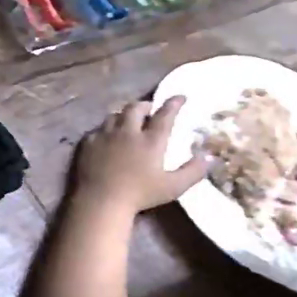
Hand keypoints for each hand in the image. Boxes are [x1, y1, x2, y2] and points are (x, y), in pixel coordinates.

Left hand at [71, 94, 206, 213]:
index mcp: (150, 140)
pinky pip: (98, 129)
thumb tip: (208, 157)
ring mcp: (105, 135)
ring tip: (128, 120)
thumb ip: (193, 171)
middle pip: (136, 108)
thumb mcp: (173, 187)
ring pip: (114, 115)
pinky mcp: (87, 142)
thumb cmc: (138, 195)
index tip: (179, 97)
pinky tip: (106, 137)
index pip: (164, 115)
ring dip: (124, 115)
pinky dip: (106, 129)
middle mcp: (127, 132)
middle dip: (145, 105)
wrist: (99, 200)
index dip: (173, 104)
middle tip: (150, 109)